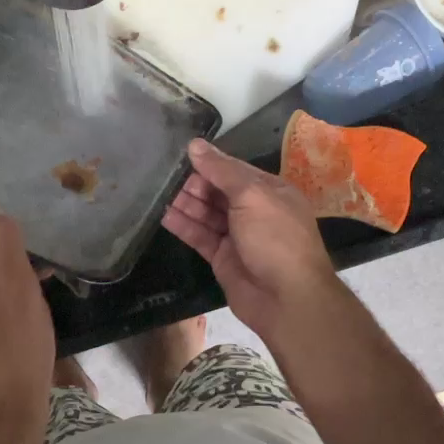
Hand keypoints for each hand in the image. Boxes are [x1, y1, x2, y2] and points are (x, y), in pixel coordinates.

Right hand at [161, 139, 339, 338]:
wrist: (286, 298)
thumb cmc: (276, 238)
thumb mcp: (252, 195)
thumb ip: (221, 171)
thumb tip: (195, 145)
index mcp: (270, 191)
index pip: (234, 170)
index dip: (208, 163)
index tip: (179, 155)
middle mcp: (254, 211)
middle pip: (218, 191)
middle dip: (194, 184)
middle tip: (163, 176)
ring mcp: (238, 236)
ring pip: (207, 214)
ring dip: (185, 204)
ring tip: (156, 192)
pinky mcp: (223, 258)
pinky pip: (200, 237)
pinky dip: (184, 226)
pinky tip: (164, 215)